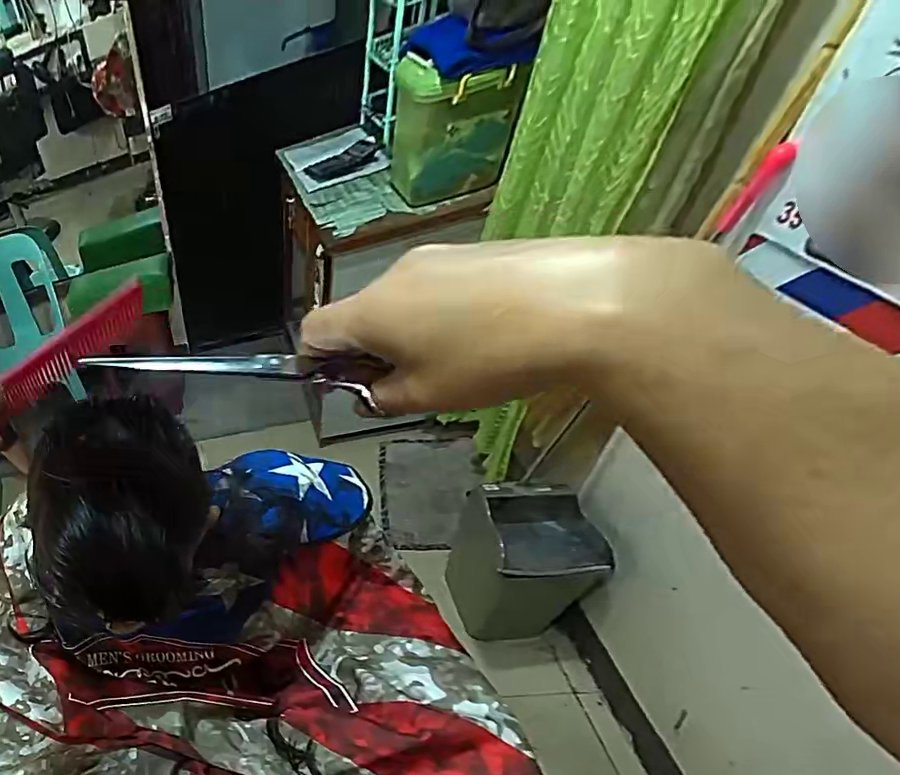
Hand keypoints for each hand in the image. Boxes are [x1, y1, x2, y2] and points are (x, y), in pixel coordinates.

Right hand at [299, 237, 731, 414]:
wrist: (587, 302)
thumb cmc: (488, 358)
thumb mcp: (425, 396)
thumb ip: (381, 397)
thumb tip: (371, 389)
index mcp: (371, 309)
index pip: (313, 330)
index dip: (315, 362)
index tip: (344, 386)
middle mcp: (394, 274)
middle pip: (357, 314)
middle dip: (365, 352)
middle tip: (402, 385)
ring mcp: (437, 256)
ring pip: (397, 302)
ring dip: (403, 335)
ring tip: (450, 365)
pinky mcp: (475, 251)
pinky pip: (434, 289)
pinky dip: (437, 317)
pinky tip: (480, 338)